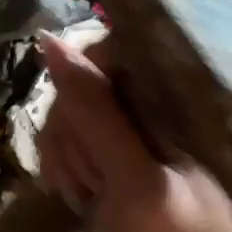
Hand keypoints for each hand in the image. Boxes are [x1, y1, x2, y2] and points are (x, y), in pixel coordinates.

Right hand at [36, 35, 231, 231]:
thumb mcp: (137, 185)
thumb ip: (97, 112)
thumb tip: (49, 39)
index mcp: (182, 110)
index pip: (120, 52)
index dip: (86, 70)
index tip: (75, 108)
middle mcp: (158, 116)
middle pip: (87, 81)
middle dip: (71, 125)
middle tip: (90, 176)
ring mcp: (133, 143)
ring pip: (72, 111)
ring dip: (62, 150)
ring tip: (80, 193)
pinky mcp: (112, 167)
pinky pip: (70, 138)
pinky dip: (60, 164)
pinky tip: (70, 192)